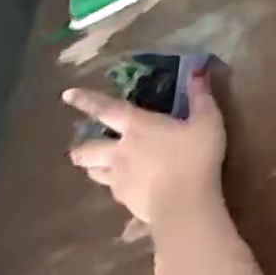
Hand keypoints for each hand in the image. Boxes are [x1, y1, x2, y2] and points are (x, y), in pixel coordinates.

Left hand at [64, 72, 226, 230]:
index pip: (106, 110)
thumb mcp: (208, 120)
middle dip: (82, 146)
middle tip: (90, 144)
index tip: (67, 94)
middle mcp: (120, 150)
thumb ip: (201, 96)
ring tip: (104, 164)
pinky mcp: (123, 198)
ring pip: (92, 170)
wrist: (183, 203)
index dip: (86, 100)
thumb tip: (197, 72)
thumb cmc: (196, 155)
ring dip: (94, 165)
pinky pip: (110, 187)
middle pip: (85, 149)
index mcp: (138, 127)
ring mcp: (118, 177)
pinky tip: (130, 184)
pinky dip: (115, 183)